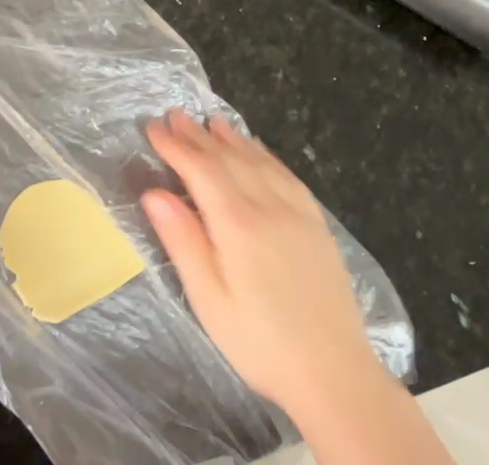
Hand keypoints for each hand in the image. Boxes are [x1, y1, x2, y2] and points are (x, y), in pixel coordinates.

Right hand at [143, 112, 452, 464]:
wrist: (335, 374)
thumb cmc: (260, 344)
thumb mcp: (209, 300)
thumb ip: (183, 241)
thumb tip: (154, 193)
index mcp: (238, 225)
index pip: (201, 170)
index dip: (175, 146)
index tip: (152, 127)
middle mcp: (270, 208)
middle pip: (229, 159)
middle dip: (198, 135)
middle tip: (174, 114)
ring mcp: (298, 214)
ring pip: (259, 161)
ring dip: (231, 139)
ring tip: (210, 121)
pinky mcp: (316, 226)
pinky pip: (287, 176)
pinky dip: (265, 155)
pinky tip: (257, 150)